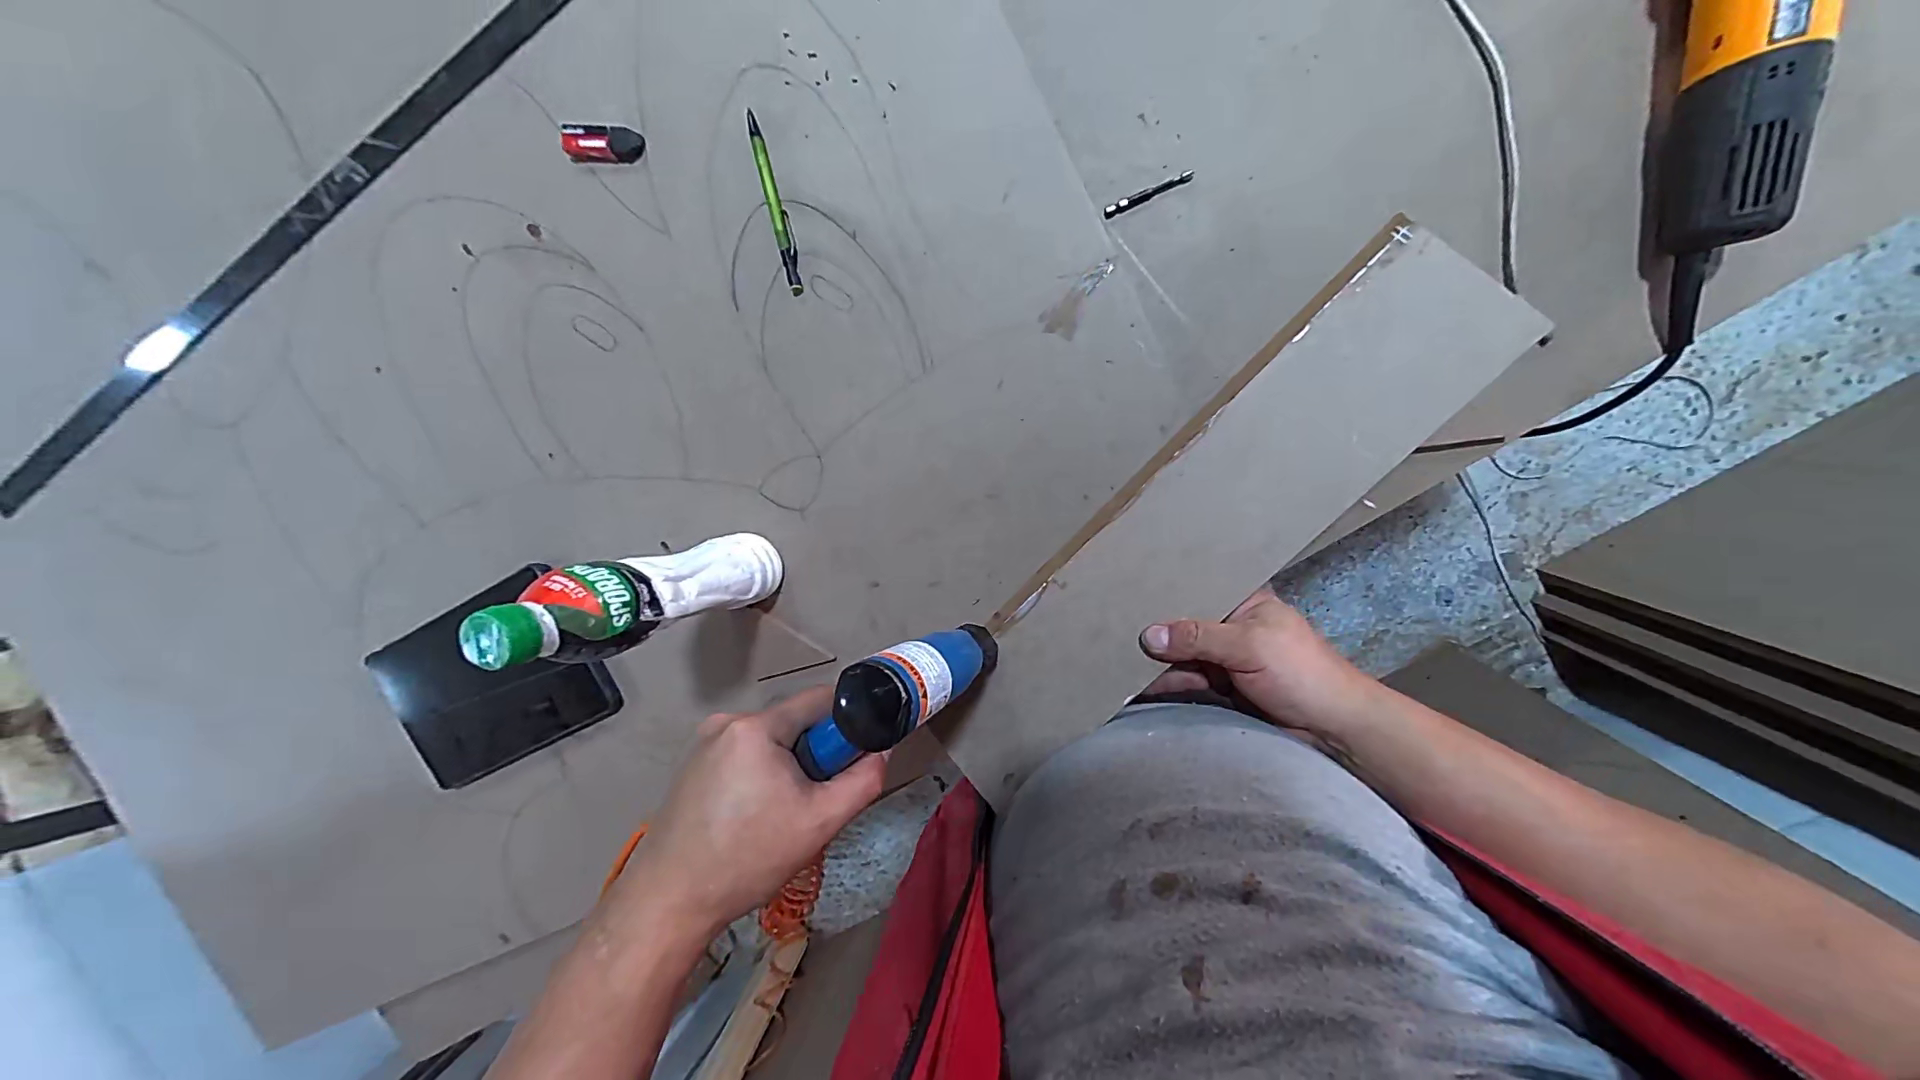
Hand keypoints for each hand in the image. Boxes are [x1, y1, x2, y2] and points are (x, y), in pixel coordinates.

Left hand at [603, 685, 885, 942]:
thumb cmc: (747, 858)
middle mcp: (727, 722)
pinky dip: (763, 776)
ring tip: (784, 815)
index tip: (854, 759)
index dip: (848, 724)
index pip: (821, 699)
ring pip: (772, 742)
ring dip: (790, 768)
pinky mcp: (694, 765)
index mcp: (755, 726)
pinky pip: (747, 756)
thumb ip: (864, 779)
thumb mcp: (820, 822)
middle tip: (816, 799)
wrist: (668, 903)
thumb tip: (882, 750)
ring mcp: (705, 743)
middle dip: (816, 754)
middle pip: (795, 723)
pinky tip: (756, 817)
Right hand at [1138, 586, 1373, 735]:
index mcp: (1244, 602)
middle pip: (1182, 624)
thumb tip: (1147, 634)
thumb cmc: (1302, 674)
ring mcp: (1224, 657)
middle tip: (1110, 629)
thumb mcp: (1249, 646)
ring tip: (1115, 660)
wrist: (1334, 730)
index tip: (1126, 591)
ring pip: (1180, 654)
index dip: (1164, 592)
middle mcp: (1231, 625)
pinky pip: (1184, 679)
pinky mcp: (1220, 686)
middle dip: (1154, 630)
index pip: (1196, 589)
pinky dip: (1163, 683)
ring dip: (1154, 660)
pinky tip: (1135, 683)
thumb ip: (1198, 637)